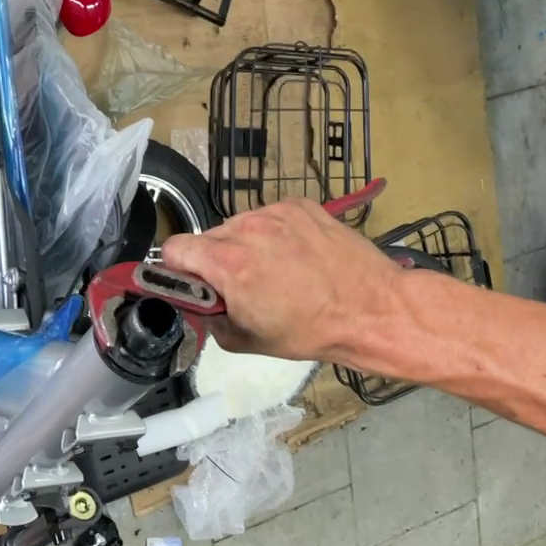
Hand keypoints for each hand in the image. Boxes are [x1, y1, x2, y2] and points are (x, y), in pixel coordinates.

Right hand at [162, 198, 417, 366]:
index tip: (193, 283)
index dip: (177, 269)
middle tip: (237, 285)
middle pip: (205, 238)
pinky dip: (269, 234)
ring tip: (270, 270)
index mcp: (228, 264)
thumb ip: (209, 316)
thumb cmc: (309, 332)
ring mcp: (276, 213)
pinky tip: (290, 255)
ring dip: (241, 245)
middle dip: (211, 260)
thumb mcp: (243, 340)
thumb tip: (198, 302)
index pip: (173, 249)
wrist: (371, 310)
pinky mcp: (299, 205)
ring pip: (235, 226)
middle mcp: (247, 230)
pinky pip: (266, 216)